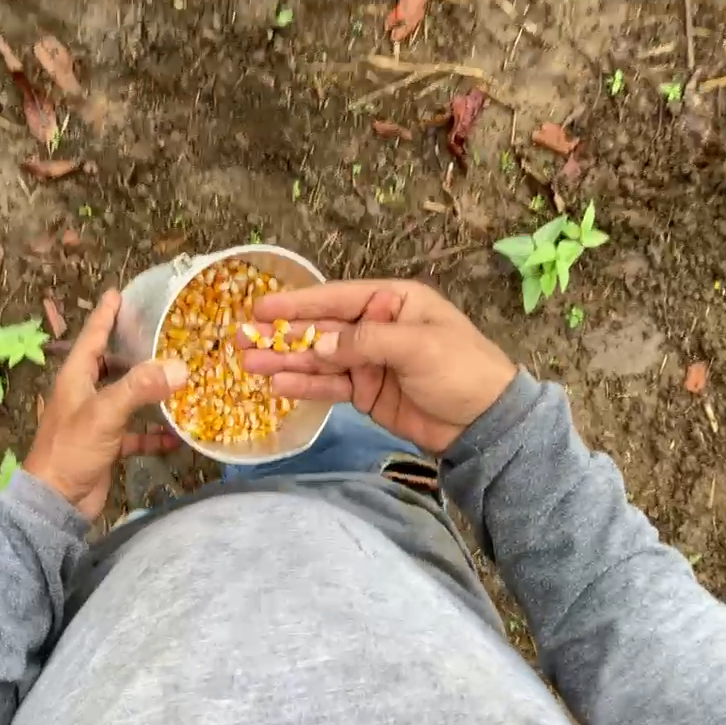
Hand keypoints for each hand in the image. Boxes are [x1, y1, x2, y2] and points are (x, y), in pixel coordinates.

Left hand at [24, 290, 187, 518]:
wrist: (55, 502)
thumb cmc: (71, 450)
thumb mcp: (104, 413)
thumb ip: (139, 388)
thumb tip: (179, 369)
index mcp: (76, 378)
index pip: (92, 337)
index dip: (105, 315)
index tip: (118, 292)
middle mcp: (85, 395)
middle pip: (112, 365)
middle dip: (135, 351)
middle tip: (163, 336)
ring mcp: (96, 422)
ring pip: (127, 399)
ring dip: (150, 393)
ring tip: (180, 380)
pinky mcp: (107, 447)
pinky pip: (135, 434)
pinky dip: (154, 434)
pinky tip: (176, 436)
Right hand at [238, 280, 516, 453]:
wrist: (483, 424)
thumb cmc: (461, 371)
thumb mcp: (417, 346)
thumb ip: (365, 342)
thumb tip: (316, 345)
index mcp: (394, 304)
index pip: (337, 300)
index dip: (298, 304)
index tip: (261, 308)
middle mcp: (376, 328)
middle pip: (321, 330)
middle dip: (281, 335)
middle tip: (241, 339)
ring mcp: (369, 362)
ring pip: (319, 360)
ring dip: (284, 362)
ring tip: (248, 364)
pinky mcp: (366, 393)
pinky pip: (329, 387)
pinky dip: (304, 386)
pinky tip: (278, 383)